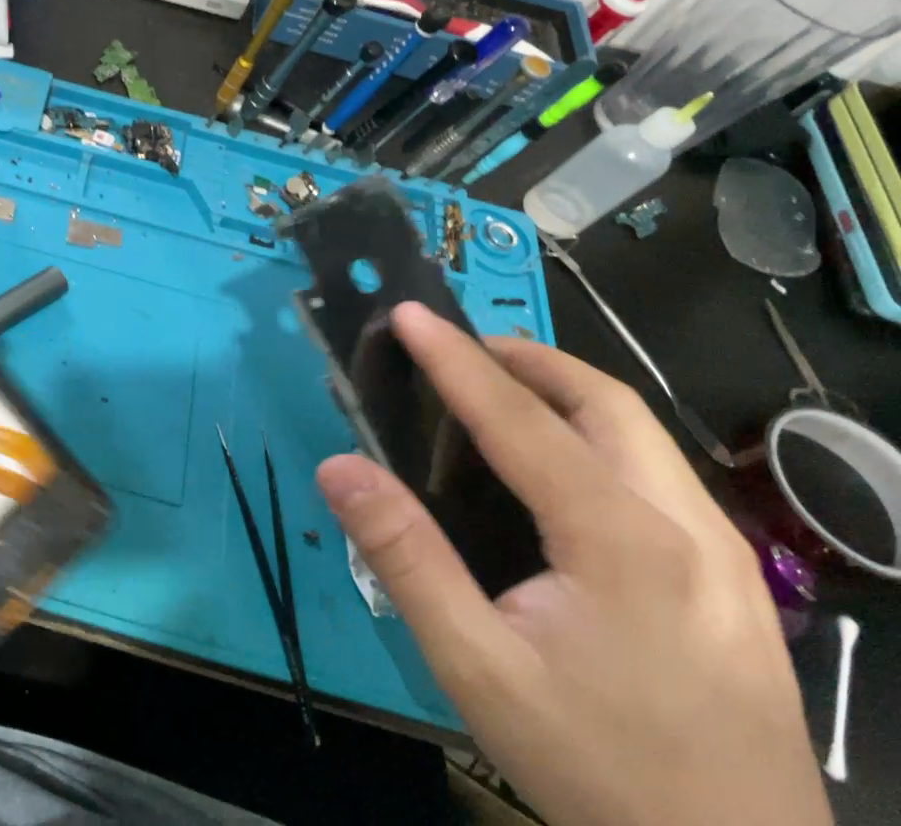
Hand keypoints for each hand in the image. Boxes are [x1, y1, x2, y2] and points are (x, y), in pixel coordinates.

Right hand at [317, 303, 828, 825]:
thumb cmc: (590, 758)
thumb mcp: (474, 664)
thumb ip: (404, 558)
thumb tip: (339, 466)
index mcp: (620, 539)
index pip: (523, 422)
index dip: (457, 362)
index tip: (411, 315)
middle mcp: (685, 526)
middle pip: (607, 405)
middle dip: (528, 359)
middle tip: (456, 348)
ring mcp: (724, 554)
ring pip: (643, 438)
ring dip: (566, 395)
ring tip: (496, 394)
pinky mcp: (733, 582)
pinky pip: (658, 476)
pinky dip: (597, 439)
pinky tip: (558, 475)